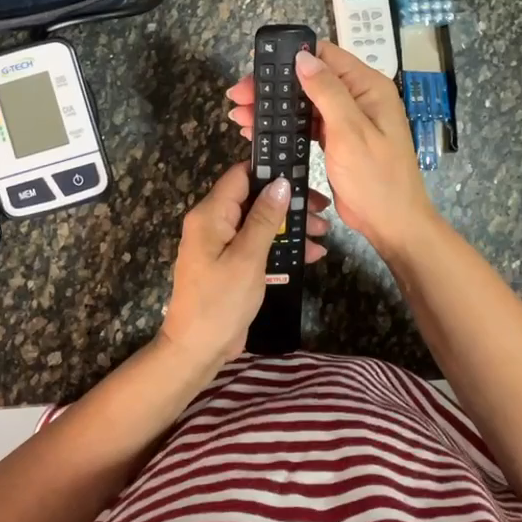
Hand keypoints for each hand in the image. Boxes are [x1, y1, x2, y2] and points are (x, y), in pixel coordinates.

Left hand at [159, 162, 331, 364]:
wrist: (198, 350)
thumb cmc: (220, 301)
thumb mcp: (247, 258)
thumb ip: (264, 219)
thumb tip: (280, 182)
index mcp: (210, 214)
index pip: (240, 176)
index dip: (269, 171)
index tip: (301, 173)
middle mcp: (213, 223)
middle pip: (253, 199)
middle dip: (288, 203)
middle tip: (322, 208)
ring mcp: (221, 245)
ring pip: (259, 224)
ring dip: (290, 227)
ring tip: (323, 232)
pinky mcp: (230, 265)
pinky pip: (257, 246)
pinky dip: (281, 248)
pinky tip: (311, 254)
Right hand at [226, 41, 439, 255]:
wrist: (392, 224)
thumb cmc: (376, 177)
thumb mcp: (350, 131)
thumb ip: (326, 92)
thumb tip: (302, 57)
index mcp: (368, 87)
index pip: (326, 56)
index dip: (292, 57)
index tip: (259, 65)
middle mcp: (357, 97)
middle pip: (309, 79)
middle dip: (273, 86)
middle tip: (238, 95)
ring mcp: (346, 119)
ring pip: (303, 102)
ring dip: (273, 107)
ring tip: (239, 114)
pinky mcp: (336, 139)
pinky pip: (305, 124)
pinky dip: (282, 125)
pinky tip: (257, 130)